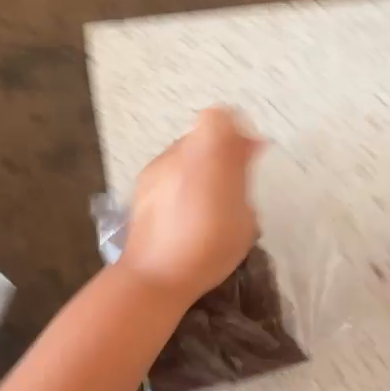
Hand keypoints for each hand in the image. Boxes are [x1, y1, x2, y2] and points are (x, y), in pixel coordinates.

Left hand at [118, 107, 263, 301]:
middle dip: (221, 150)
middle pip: (202, 134)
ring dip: (200, 166)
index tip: (249, 154)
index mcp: (206, 155)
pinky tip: (186, 211)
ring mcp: (155, 168)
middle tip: (235, 180)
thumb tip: (245, 150)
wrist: (155, 273)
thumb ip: (242, 176)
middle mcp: (177, 154)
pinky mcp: (140, 185)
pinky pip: (169, 171)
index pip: (219, 116)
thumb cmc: (209, 248)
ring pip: (184, 153)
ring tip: (209, 201)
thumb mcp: (243, 217)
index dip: (237, 130)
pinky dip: (181, 181)